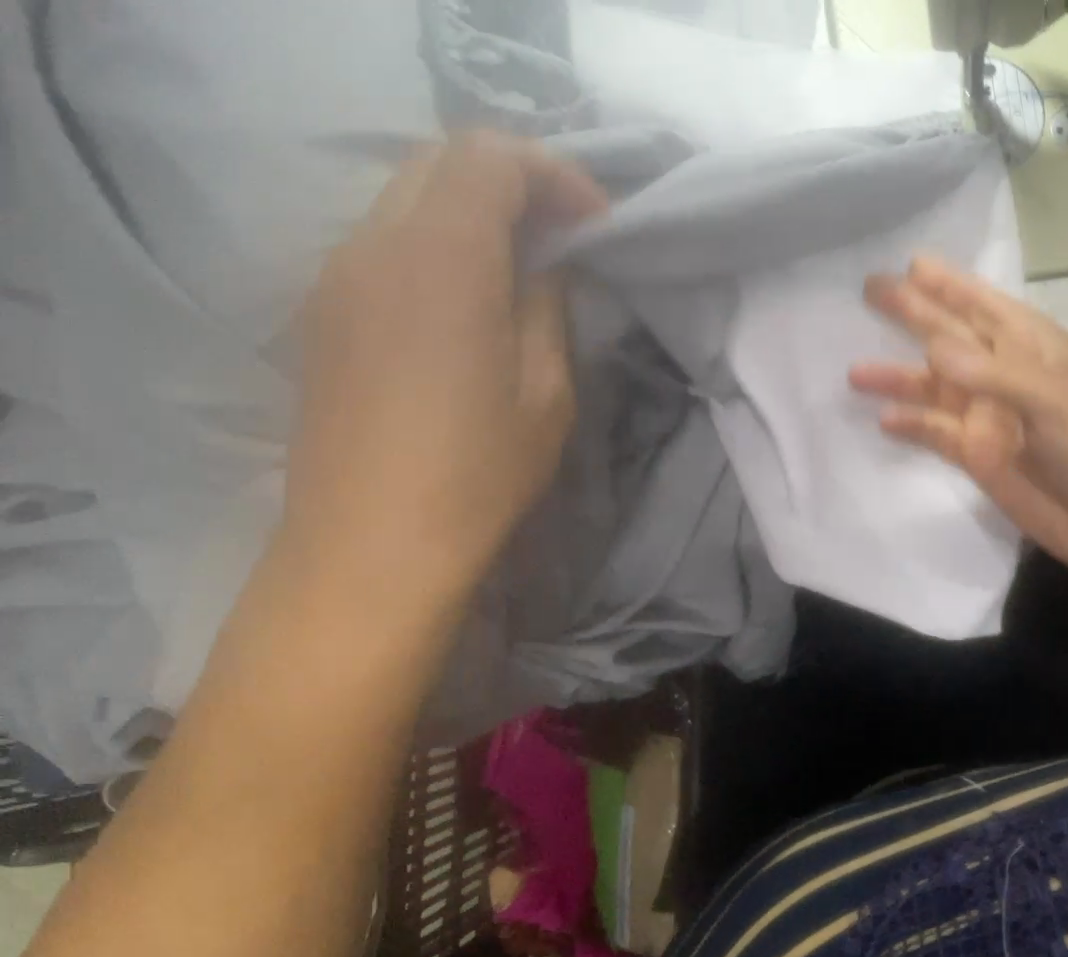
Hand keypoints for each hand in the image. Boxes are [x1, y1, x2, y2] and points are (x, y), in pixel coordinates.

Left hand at [285, 133, 608, 596]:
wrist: (372, 542)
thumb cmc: (478, 473)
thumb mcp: (546, 391)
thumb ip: (547, 305)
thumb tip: (549, 264)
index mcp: (442, 259)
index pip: (491, 158)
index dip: (555, 174)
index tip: (598, 224)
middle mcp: (376, 245)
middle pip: (442, 160)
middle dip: (515, 181)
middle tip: (568, 234)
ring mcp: (338, 273)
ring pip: (409, 194)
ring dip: (474, 209)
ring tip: (526, 263)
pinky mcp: (325, 308)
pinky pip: (385, 237)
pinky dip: (438, 239)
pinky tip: (473, 295)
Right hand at [854, 256, 1067, 591]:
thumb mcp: (1055, 399)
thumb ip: (995, 372)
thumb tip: (934, 347)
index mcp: (1037, 349)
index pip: (986, 306)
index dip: (951, 285)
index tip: (911, 264)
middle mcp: (1009, 376)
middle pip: (953, 338)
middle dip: (915, 315)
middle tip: (869, 290)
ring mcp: (992, 418)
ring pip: (937, 388)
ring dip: (900, 377)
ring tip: (855, 371)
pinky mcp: (980, 458)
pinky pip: (938, 434)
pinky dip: (913, 425)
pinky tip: (884, 418)